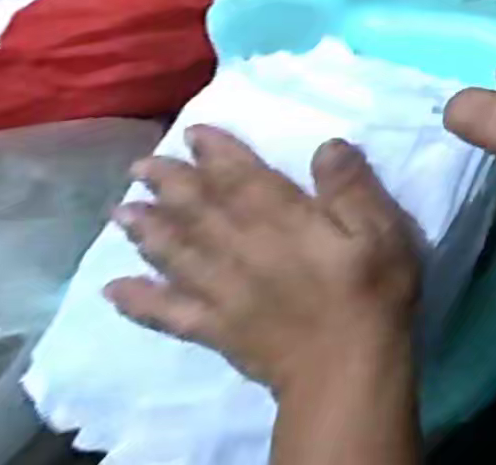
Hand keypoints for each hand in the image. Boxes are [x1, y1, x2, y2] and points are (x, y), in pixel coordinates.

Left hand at [105, 126, 420, 395]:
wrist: (349, 364)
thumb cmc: (375, 285)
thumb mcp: (382, 227)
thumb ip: (352, 187)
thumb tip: (327, 145)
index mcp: (286, 224)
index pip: (245, 181)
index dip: (220, 155)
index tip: (196, 132)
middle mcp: (244, 252)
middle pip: (202, 214)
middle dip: (172, 186)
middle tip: (142, 164)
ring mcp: (224, 293)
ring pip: (177, 255)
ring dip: (148, 231)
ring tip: (122, 210)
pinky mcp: (216, 329)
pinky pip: (168, 313)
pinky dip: (138, 301)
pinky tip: (114, 290)